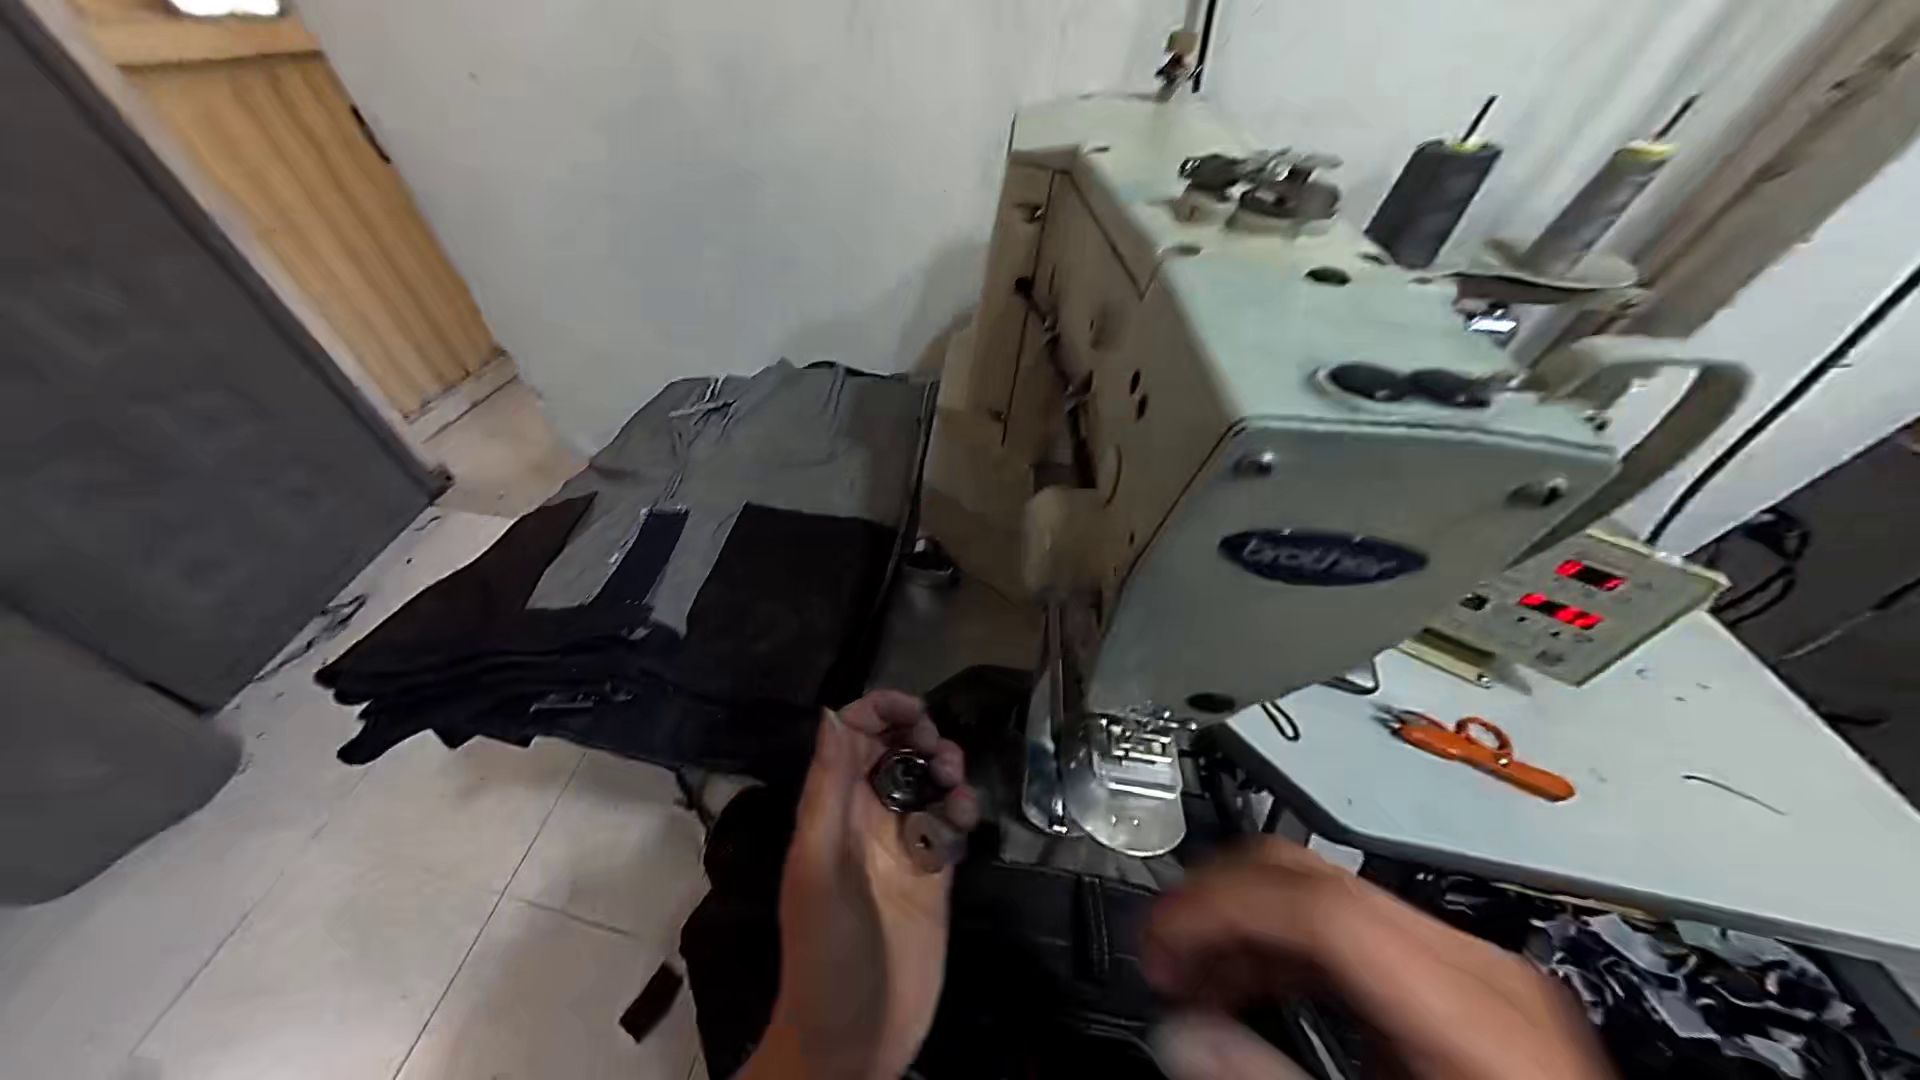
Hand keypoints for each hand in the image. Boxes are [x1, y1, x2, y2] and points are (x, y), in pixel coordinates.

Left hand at [740, 690, 978, 1079]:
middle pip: (894, 750)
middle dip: (918, 734)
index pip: (851, 737)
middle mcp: (867, 816)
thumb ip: (827, 790)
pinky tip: (962, 816)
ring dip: (944, 766)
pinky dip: (961, 807)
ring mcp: (903, 843)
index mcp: (833, 808)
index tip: (914, 710)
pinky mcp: (934, 870)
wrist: (854, 1039)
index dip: (879, 711)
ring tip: (953, 778)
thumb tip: (832, 714)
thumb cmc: (825, 950)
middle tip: (935, 746)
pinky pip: (951, 820)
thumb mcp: (818, 865)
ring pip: (927, 780)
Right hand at [1144, 839, 1614, 1079]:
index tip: (1161, 936)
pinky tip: (1247, 980)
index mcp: (1473, 1007)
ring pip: (1314, 891)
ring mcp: (1464, 963)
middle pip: (1307, 878)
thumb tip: (1181, 1036)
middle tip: (1162, 949)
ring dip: (1238, 919)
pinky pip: (1340, 927)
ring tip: (1191, 971)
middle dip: (1214, 901)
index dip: (1219, 906)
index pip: (1315, 904)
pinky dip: (1277, 944)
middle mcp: (1472, 964)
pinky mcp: (1450, 978)